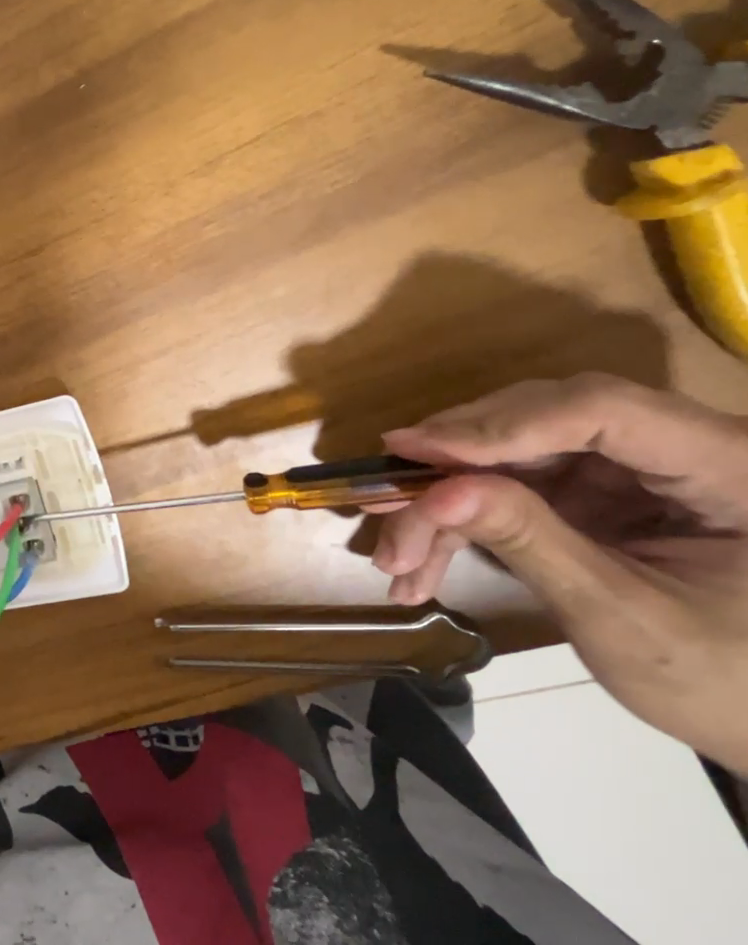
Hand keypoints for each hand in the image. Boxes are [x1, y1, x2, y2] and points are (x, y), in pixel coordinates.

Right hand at [373, 374, 747, 773]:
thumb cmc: (724, 682)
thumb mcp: (622, 617)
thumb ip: (532, 543)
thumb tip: (434, 493)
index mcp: (734, 466)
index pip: (601, 411)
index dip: (498, 426)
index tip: (411, 451)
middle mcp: (687, 448)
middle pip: (542, 423)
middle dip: (453, 468)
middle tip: (381, 502)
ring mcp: (638, 471)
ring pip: (511, 458)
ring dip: (443, 507)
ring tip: (394, 561)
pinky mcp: (602, 494)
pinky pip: (512, 490)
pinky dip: (460, 528)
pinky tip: (420, 570)